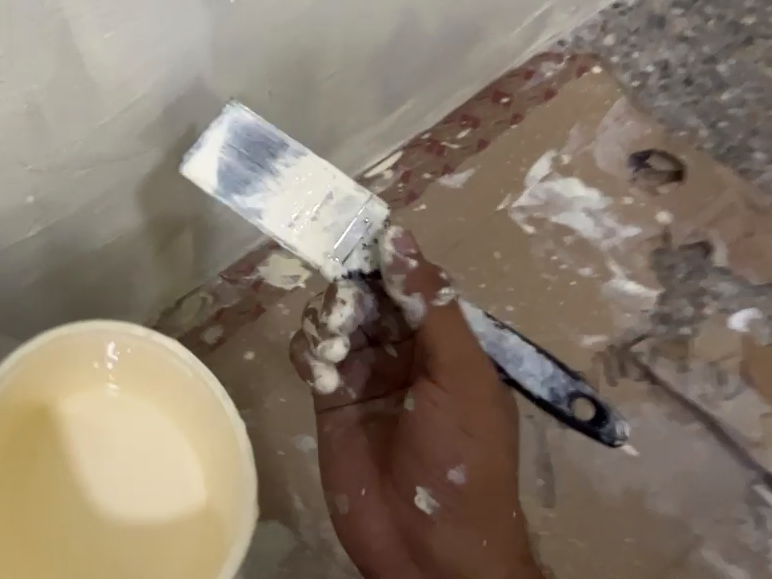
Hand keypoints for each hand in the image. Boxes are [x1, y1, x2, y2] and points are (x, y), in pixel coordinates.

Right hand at [289, 225, 543, 578]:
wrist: (431, 550)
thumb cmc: (462, 459)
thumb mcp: (460, 376)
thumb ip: (429, 305)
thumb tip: (398, 236)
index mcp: (442, 340)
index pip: (407, 278)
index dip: (383, 253)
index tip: (353, 226)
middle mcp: (401, 348)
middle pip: (363, 292)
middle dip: (349, 291)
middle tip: (345, 312)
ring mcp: (362, 372)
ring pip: (332, 316)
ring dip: (327, 321)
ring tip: (334, 352)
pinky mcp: (329, 396)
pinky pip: (309, 352)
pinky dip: (308, 351)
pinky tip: (320, 372)